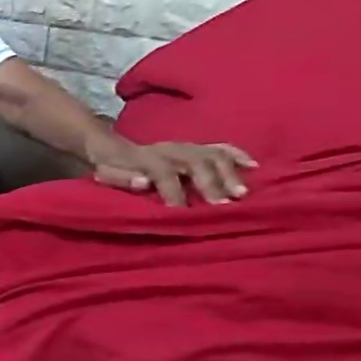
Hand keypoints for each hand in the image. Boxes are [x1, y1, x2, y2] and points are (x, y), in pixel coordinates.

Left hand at [85, 133, 256, 206]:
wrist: (111, 146)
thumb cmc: (110, 167)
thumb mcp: (107, 173)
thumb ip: (123, 179)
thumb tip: (143, 183)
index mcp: (146, 159)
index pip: (164, 174)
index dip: (173, 194)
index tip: (182, 214)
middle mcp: (169, 150)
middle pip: (196, 161)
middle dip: (210, 183)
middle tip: (223, 206)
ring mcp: (184, 147)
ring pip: (212, 154)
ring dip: (229, 172)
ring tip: (241, 194)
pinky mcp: (195, 147)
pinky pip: (220, 148)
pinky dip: (237, 155)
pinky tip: (253, 167)